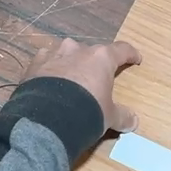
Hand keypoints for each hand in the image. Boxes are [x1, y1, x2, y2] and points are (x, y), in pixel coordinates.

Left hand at [23, 37, 142, 134]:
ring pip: (67, 53)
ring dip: (71, 63)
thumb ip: (122, 116)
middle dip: (95, 63)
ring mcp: (55, 54)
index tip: (136, 59)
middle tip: (97, 77)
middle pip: (92, 52)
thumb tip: (133, 121)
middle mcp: (78, 50)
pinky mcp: (35, 64)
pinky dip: (50, 69)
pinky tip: (49, 80)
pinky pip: (46, 62)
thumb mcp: (110, 117)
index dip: (130, 54)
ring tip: (71, 78)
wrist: (47, 118)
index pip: (122, 50)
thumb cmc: (87, 112)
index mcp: (101, 58)